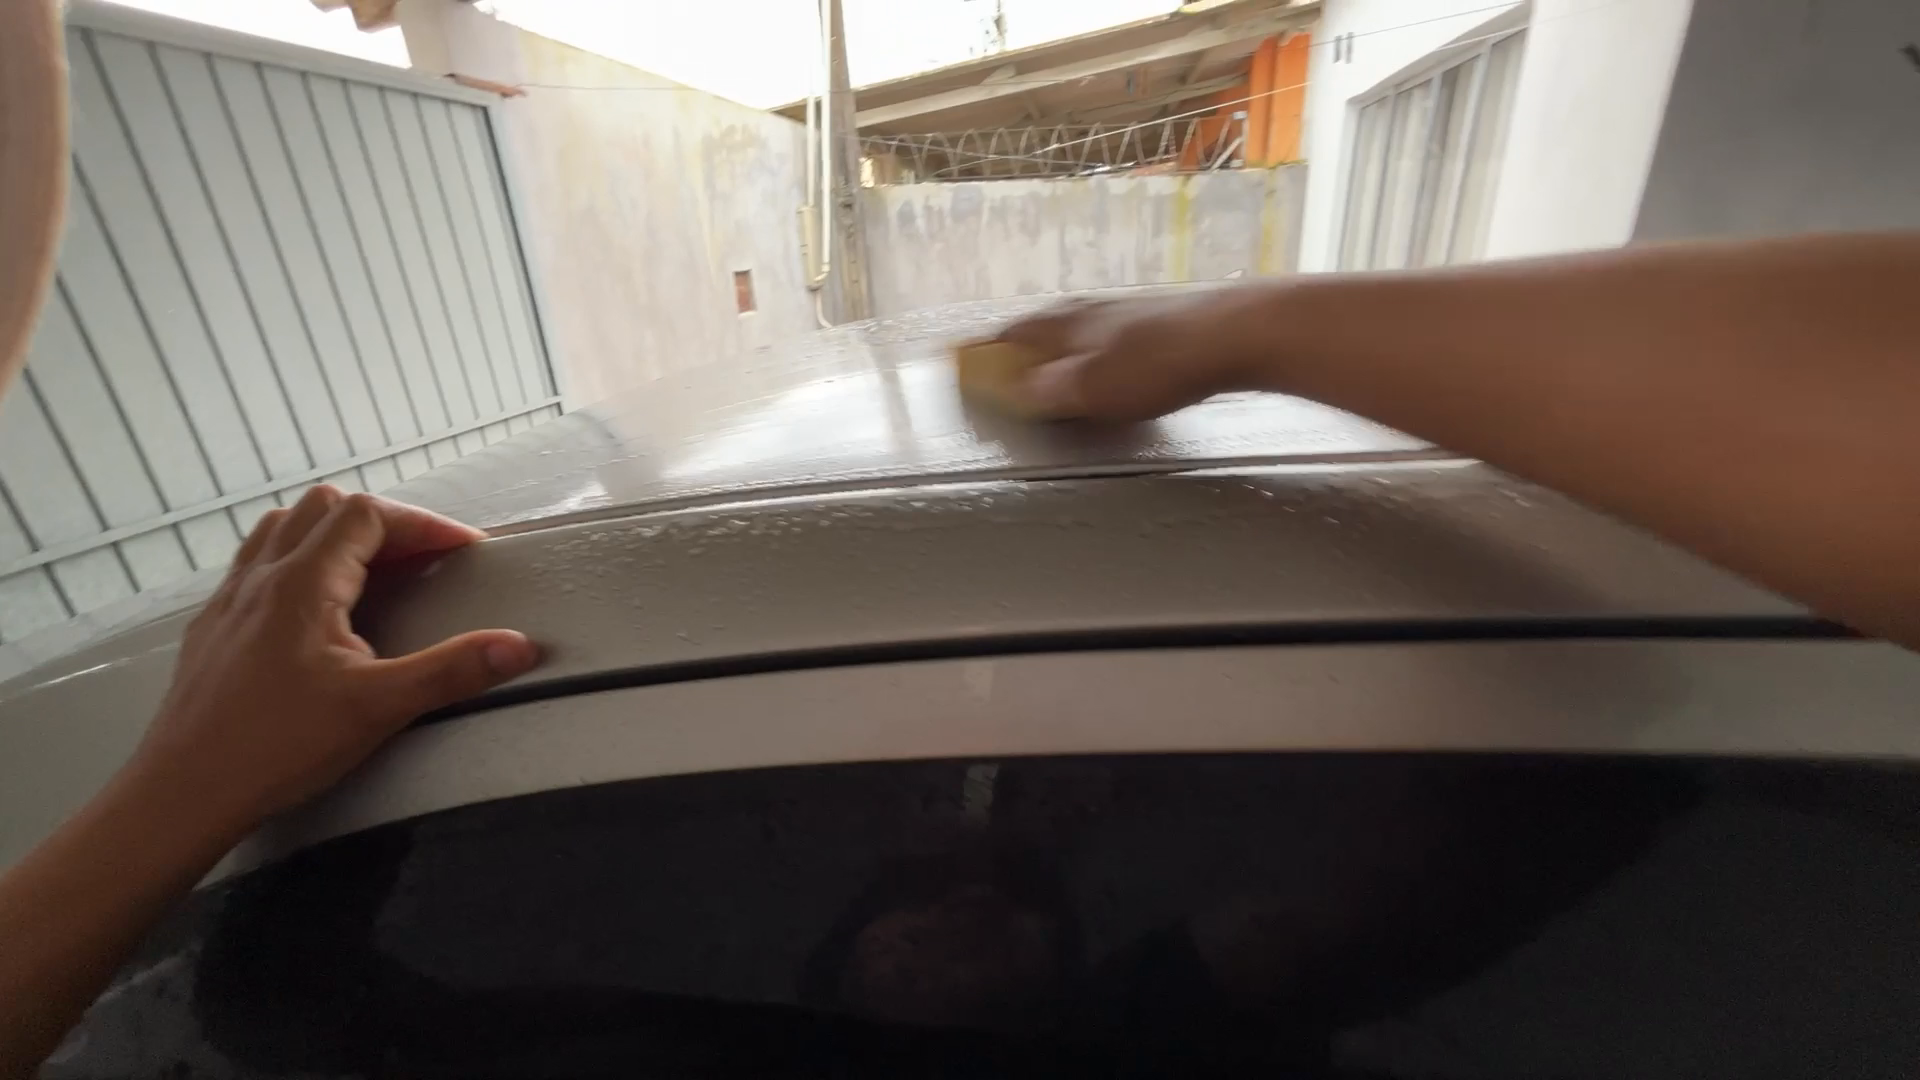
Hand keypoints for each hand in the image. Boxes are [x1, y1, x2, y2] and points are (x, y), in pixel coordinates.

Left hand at [129, 486, 539, 826]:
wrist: (177, 801)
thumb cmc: (276, 747)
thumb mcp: (380, 707)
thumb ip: (454, 669)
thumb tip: (520, 646)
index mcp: (301, 586)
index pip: (367, 515)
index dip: (425, 523)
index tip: (465, 550)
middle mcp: (260, 580)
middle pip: (325, 508)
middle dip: (388, 522)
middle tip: (427, 558)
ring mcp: (231, 601)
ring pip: (286, 528)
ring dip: (342, 534)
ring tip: (381, 569)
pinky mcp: (217, 628)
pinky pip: (261, 562)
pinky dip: (307, 559)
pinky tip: (329, 604)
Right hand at [993, 288, 1277, 420]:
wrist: (1235, 334)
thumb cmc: (1158, 363)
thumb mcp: (1094, 389)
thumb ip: (1052, 391)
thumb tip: (1018, 393)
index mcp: (1067, 326)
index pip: (1013, 335)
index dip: (984, 348)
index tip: (958, 354)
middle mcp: (1090, 312)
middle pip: (1042, 323)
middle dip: (1017, 340)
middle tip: (999, 353)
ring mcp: (1125, 311)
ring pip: (1076, 323)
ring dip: (1054, 339)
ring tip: (1045, 352)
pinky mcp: (1157, 318)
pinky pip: (1106, 331)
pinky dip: (1089, 344)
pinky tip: (1104, 352)